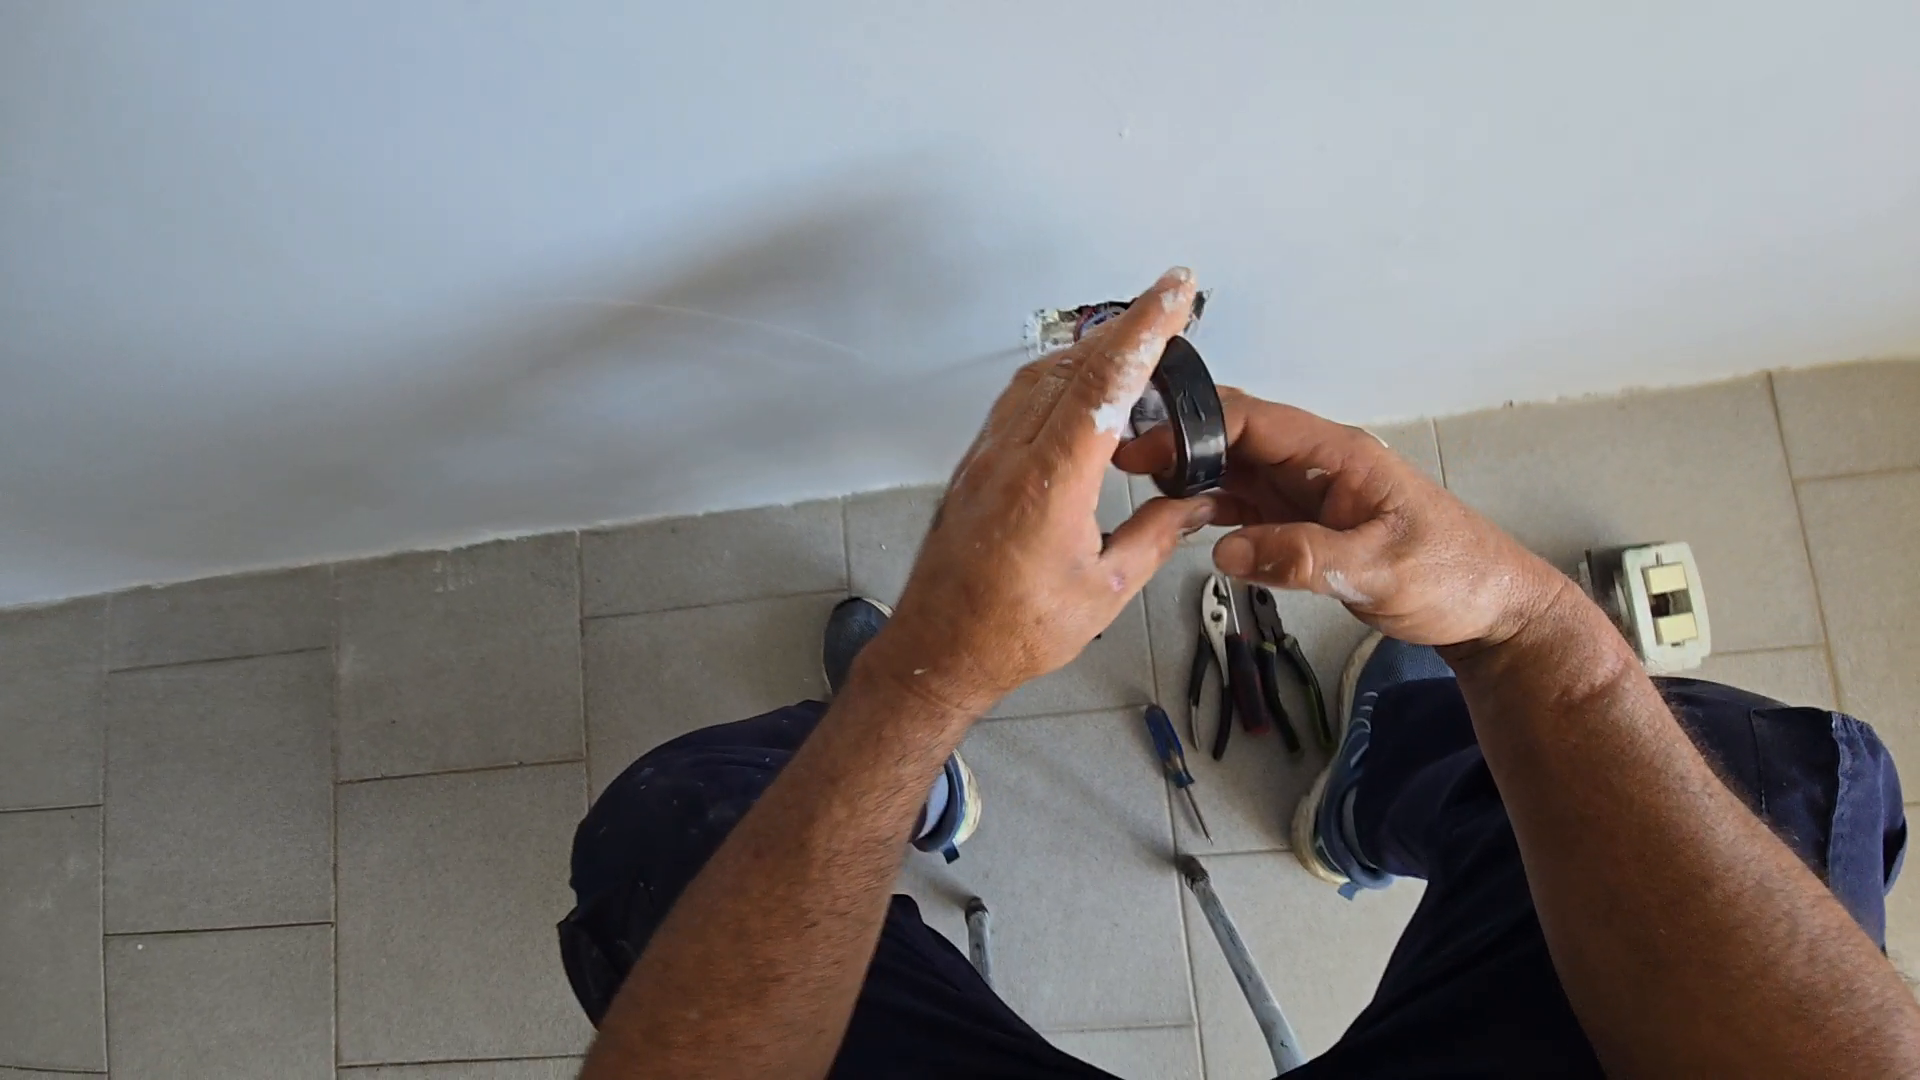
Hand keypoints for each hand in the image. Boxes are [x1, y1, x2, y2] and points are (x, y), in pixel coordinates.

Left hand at [862, 268, 1216, 710]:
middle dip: (1124, 330)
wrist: (940, 649)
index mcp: (1048, 486)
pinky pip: (1015, 403)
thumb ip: (1154, 537)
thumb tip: (1192, 507)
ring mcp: (985, 459)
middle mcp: (1010, 459)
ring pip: (1036, 378)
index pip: (1103, 386)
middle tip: (1165, 312)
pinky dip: (1053, 382)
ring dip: (1086, 354)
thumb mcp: (1103, 591)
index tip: (1172, 294)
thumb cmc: (1008, 630)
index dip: (1145, 332)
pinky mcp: (973, 467)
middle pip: (1069, 367)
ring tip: (1128, 354)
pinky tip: (1075, 395)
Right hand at [1113, 389, 1565, 648]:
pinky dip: (1207, 505)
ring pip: (1231, 466)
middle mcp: (1312, 462)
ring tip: (1140, 489)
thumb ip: (1302, 557)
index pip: (1253, 420)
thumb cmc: (1451, 576)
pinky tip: (1178, 517)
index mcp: (1335, 453)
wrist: (1488, 609)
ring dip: (1188, 473)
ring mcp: (1302, 489)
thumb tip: (1225, 551)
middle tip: (1124, 464)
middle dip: (1179, 443)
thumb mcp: (1381, 569)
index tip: (1145, 447)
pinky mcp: (1297, 518)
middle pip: (1233, 435)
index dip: (1195, 426)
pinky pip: (1241, 501)